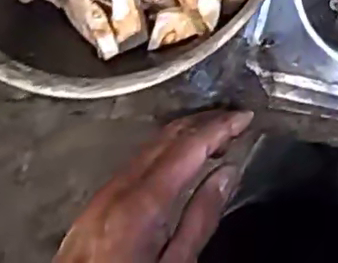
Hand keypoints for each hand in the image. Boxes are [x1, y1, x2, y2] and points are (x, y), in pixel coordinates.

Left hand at [53, 109, 252, 262]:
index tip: (246, 117)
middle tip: (235, 122)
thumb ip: (201, 220)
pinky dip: (164, 151)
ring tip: (215, 139)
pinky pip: (136, 163)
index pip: (189, 145)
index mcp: (141, 203)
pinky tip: (179, 162)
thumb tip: (228, 172)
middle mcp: (118, 189)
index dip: (221, 126)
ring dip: (184, 135)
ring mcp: (100, 197)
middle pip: (167, 137)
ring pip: (150, 146)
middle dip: (204, 122)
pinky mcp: (91, 210)